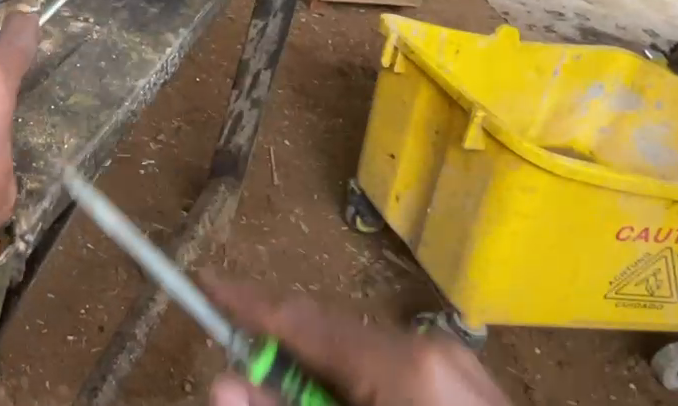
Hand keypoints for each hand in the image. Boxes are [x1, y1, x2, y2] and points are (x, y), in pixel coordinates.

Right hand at [201, 280, 509, 405]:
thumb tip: (219, 383)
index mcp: (403, 361)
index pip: (298, 315)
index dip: (244, 301)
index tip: (201, 283)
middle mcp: (430, 349)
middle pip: (328, 335)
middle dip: (283, 356)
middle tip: (249, 382)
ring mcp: (460, 369)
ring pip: (361, 359)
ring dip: (323, 383)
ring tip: (305, 401)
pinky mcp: (476, 391)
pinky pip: (396, 376)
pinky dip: (361, 392)